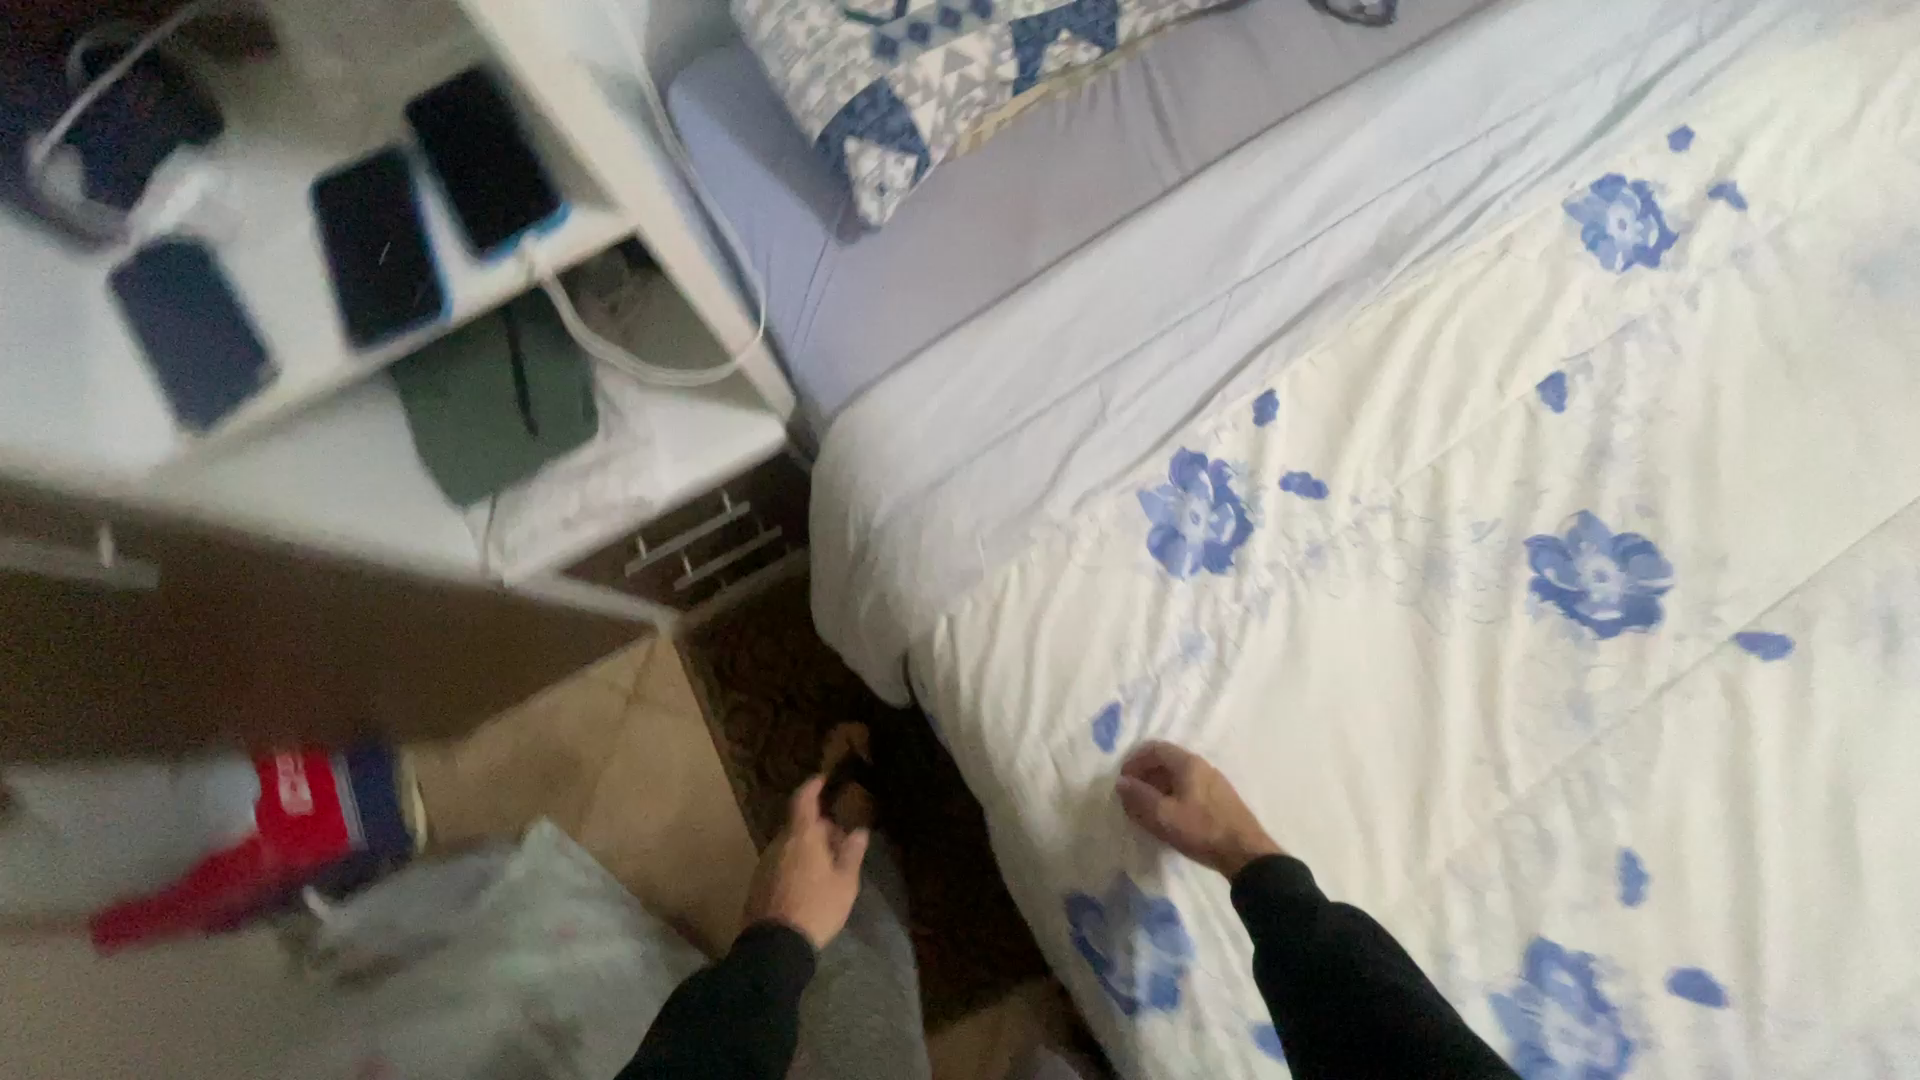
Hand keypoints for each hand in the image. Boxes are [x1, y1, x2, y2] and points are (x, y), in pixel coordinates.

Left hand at [742, 776, 870, 949]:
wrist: (774, 947)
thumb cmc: (816, 907)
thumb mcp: (844, 883)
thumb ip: (851, 853)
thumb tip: (859, 831)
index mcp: (802, 837)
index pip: (804, 801)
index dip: (812, 787)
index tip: (822, 780)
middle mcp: (779, 844)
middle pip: (800, 826)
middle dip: (819, 830)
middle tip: (838, 844)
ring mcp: (764, 864)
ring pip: (789, 846)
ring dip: (806, 849)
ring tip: (825, 869)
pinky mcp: (757, 884)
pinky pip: (779, 863)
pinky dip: (794, 864)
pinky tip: (806, 885)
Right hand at [1116, 741, 1282, 878]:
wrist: (1247, 854)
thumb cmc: (1202, 830)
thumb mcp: (1164, 815)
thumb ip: (1139, 796)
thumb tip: (1121, 782)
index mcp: (1188, 763)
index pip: (1154, 749)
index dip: (1134, 761)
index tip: (1123, 780)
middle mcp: (1202, 766)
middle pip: (1166, 761)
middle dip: (1144, 776)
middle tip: (1132, 797)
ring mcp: (1214, 782)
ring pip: (1178, 777)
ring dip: (1158, 788)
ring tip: (1147, 810)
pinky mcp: (1220, 799)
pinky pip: (1189, 789)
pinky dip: (1172, 796)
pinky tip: (1170, 818)